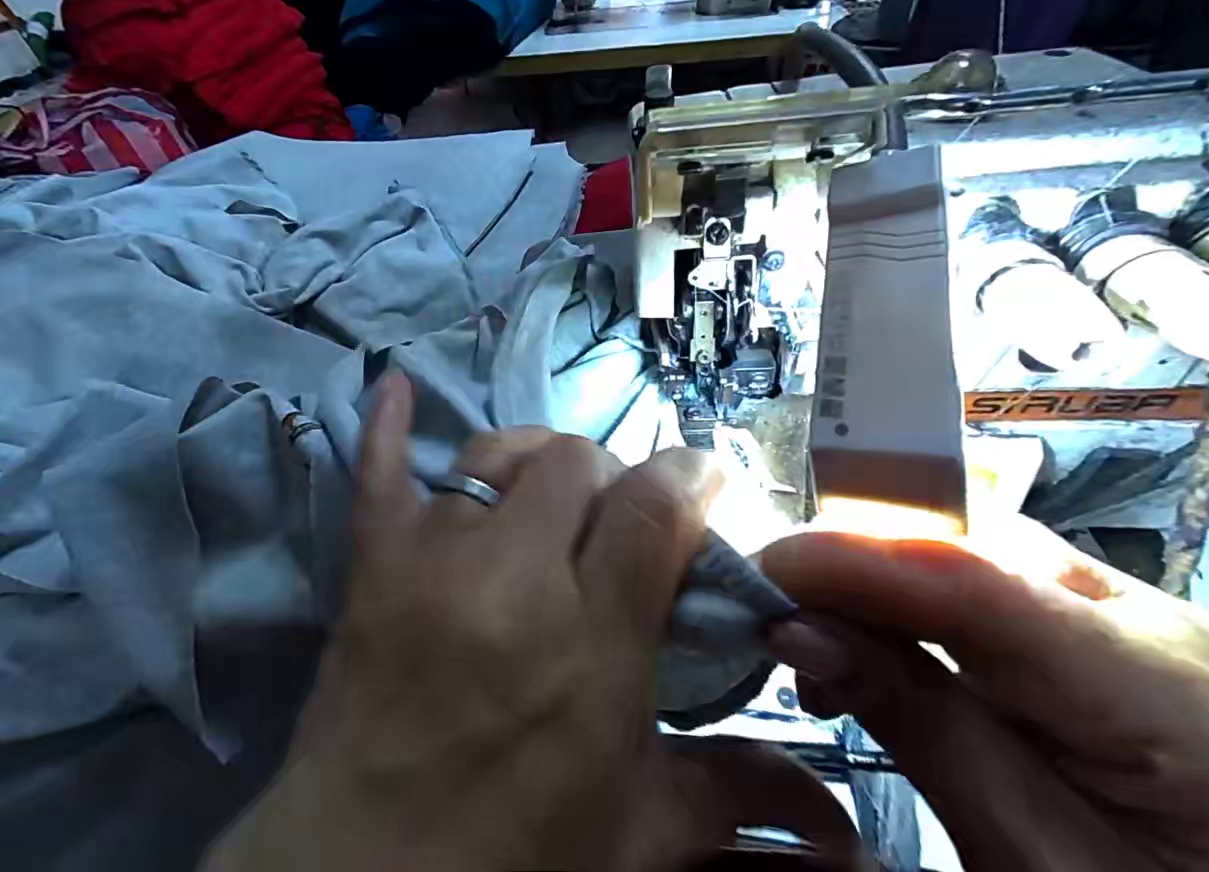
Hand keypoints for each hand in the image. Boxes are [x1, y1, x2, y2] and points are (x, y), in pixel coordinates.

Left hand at [205, 372, 865, 871]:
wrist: (365, 871)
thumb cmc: (511, 853)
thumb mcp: (636, 828)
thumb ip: (733, 794)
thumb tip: (844, 823)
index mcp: (593, 639)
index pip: (650, 510)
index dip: (684, 477)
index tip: (697, 475)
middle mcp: (515, 575)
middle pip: (574, 464)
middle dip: (608, 472)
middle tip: (612, 511)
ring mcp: (434, 556)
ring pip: (493, 457)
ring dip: (530, 461)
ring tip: (542, 489)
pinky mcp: (373, 558)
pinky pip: (376, 469)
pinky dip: (386, 424)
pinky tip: (395, 384)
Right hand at [760, 513, 1208, 871]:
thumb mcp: (1025, 852)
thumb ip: (918, 724)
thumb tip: (793, 630)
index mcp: (1183, 702)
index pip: (985, 586)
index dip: (856, 560)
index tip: (758, 568)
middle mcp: (1159, 625)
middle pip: (968, 550)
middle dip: (850, 566)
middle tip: (770, 611)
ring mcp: (1128, 613)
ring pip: (958, 550)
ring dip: (865, 583)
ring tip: (809, 640)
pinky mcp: (1088, 618)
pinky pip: (969, 577)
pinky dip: (896, 601)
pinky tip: (864, 648)